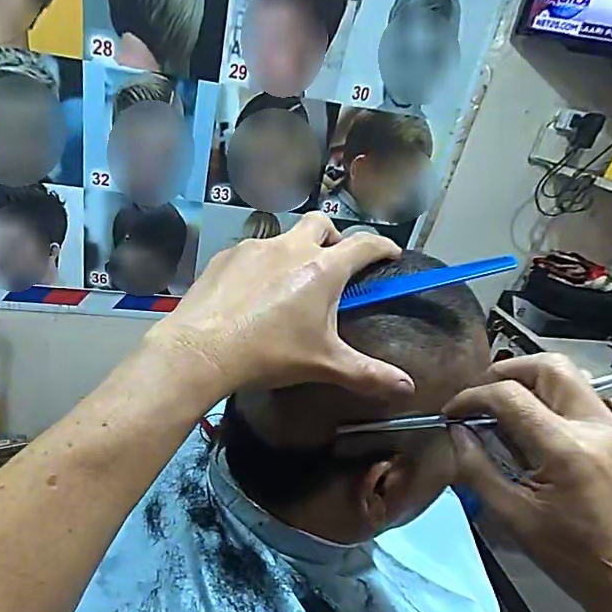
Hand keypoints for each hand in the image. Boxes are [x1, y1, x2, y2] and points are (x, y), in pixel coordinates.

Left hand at [147, 213, 414, 398]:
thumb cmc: (271, 353)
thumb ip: (368, 374)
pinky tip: (253, 292)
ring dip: (295, 251)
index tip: (391, 253)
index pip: (364, 244)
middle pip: (322, 224)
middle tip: (335, 265)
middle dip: (335, 238)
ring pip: (284, 237)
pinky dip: (262, 265)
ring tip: (290, 283)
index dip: (383, 246)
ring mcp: (255, 248)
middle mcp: (291, 247)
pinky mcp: (226, 256)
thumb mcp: (324, 364)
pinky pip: (253, 252)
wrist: (203, 349)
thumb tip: (408, 387)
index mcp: (323, 268)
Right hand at [444, 354, 611, 611]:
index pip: (510, 395)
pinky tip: (536, 434)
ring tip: (505, 415)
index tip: (453, 412)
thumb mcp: (514, 518)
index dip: (472, 397)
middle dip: (507, 373)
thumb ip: (478, 469)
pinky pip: (584, 401)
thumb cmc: (577, 561)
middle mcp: (598, 427)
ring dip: (532, 384)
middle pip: (548, 366)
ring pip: (570, 378)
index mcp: (567, 449)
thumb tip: (458, 433)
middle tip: (481, 399)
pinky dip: (553, 402)